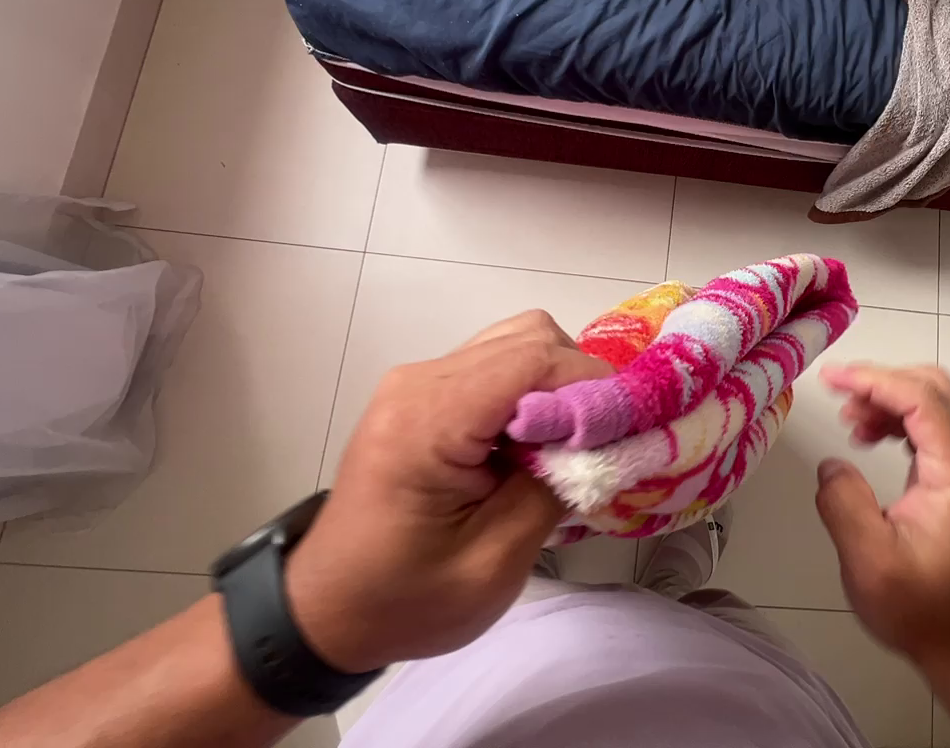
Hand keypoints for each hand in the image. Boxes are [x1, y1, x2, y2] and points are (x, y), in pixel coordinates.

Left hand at [283, 311, 610, 670]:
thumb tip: (607, 441)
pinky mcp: (425, 389)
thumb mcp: (493, 565)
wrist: (323, 611)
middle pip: (530, 337)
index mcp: (429, 419)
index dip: (593, 385)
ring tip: (569, 441)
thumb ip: (555, 488)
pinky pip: (498, 361)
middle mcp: (421, 379)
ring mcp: (419, 379)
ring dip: (558, 381)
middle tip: (600, 440)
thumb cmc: (404, 600)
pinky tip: (536, 437)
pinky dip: (534, 386)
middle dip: (581, 381)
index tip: (627, 429)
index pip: (533, 360)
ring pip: (518, 339)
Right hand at [813, 364, 949, 669]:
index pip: (921, 399)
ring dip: (888, 398)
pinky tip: (869, 436)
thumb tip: (832, 464)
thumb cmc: (919, 608)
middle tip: (838, 398)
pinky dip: (898, 416)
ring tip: (850, 422)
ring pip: (934, 400)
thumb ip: (844, 503)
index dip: (873, 380)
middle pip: (933, 388)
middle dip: (881, 382)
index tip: (830, 378)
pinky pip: (933, 422)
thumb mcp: (869, 561)